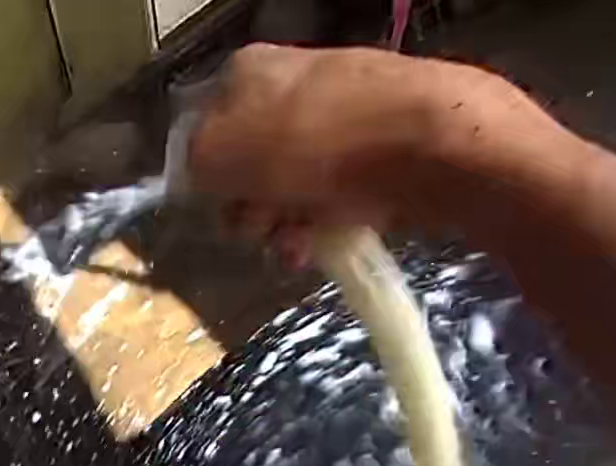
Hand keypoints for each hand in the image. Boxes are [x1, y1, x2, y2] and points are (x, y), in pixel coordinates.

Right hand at [184, 44, 585, 258]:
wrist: (425, 144)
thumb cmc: (313, 145)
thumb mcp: (221, 153)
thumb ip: (190, 164)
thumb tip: (194, 178)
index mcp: (243, 76)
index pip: (199, 141)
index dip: (206, 184)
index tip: (222, 205)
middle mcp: (282, 92)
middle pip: (239, 176)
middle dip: (246, 213)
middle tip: (265, 221)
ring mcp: (324, 121)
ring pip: (277, 197)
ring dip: (277, 230)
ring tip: (299, 240)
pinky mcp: (359, 153)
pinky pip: (316, 202)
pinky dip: (312, 228)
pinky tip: (320, 239)